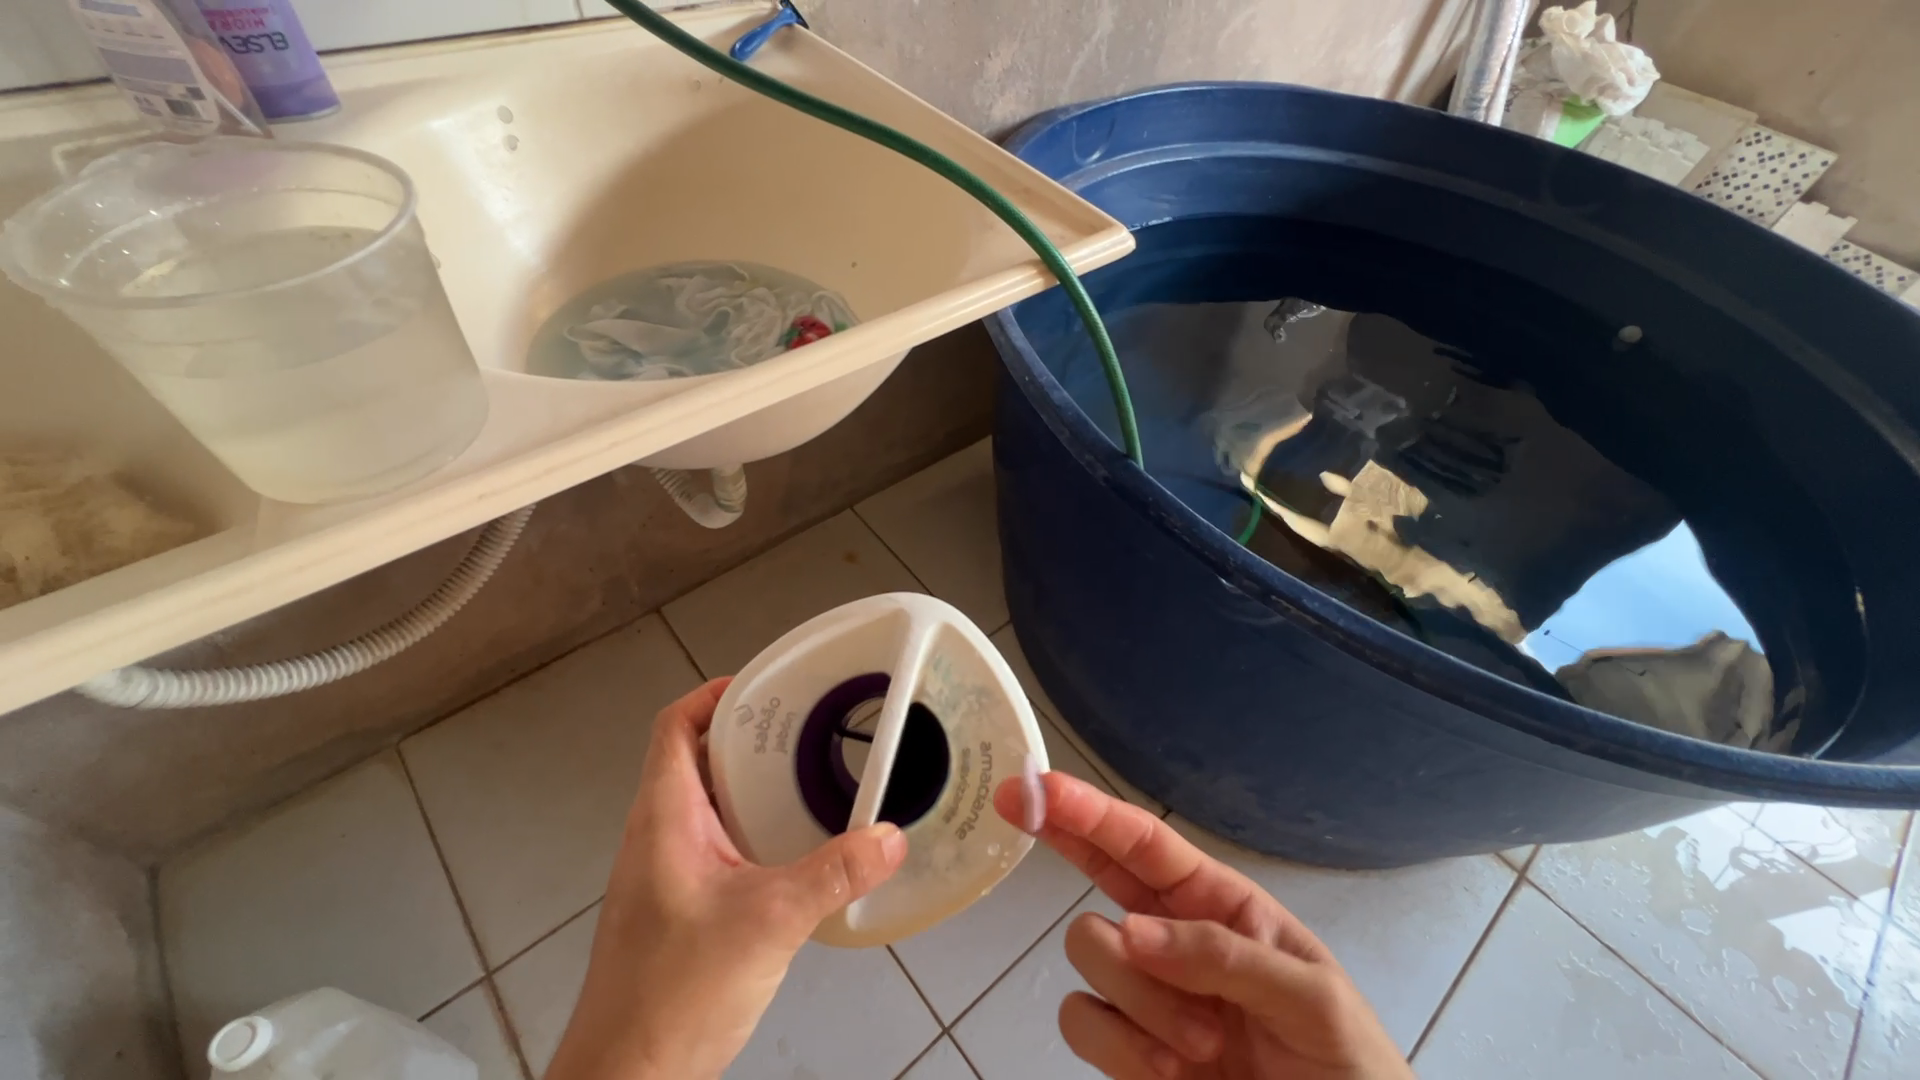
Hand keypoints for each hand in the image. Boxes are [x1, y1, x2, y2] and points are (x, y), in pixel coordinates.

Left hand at [547, 679, 907, 1079]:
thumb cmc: (678, 988)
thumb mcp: (768, 922)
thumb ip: (833, 874)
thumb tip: (893, 836)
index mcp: (665, 815)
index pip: (675, 725)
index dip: (714, 694)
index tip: (770, 686)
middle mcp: (659, 832)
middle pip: (697, 755)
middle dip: (750, 733)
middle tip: (811, 725)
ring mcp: (666, 870)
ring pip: (709, 800)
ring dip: (753, 780)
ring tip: (815, 772)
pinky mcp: (680, 903)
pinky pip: (718, 839)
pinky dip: (754, 823)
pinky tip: (797, 843)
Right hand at [996, 771, 1409, 1079]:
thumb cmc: (1347, 1067)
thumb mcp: (1312, 999)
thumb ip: (1225, 956)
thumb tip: (1132, 932)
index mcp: (1219, 904)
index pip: (1146, 843)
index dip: (1091, 808)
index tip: (1041, 783)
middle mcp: (1170, 934)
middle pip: (1096, 869)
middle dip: (1059, 832)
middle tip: (1013, 801)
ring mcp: (1142, 991)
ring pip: (1088, 949)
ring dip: (1139, 996)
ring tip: (1204, 1041)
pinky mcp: (1122, 1046)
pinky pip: (1080, 1019)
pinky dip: (1121, 1046)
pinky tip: (1171, 1070)